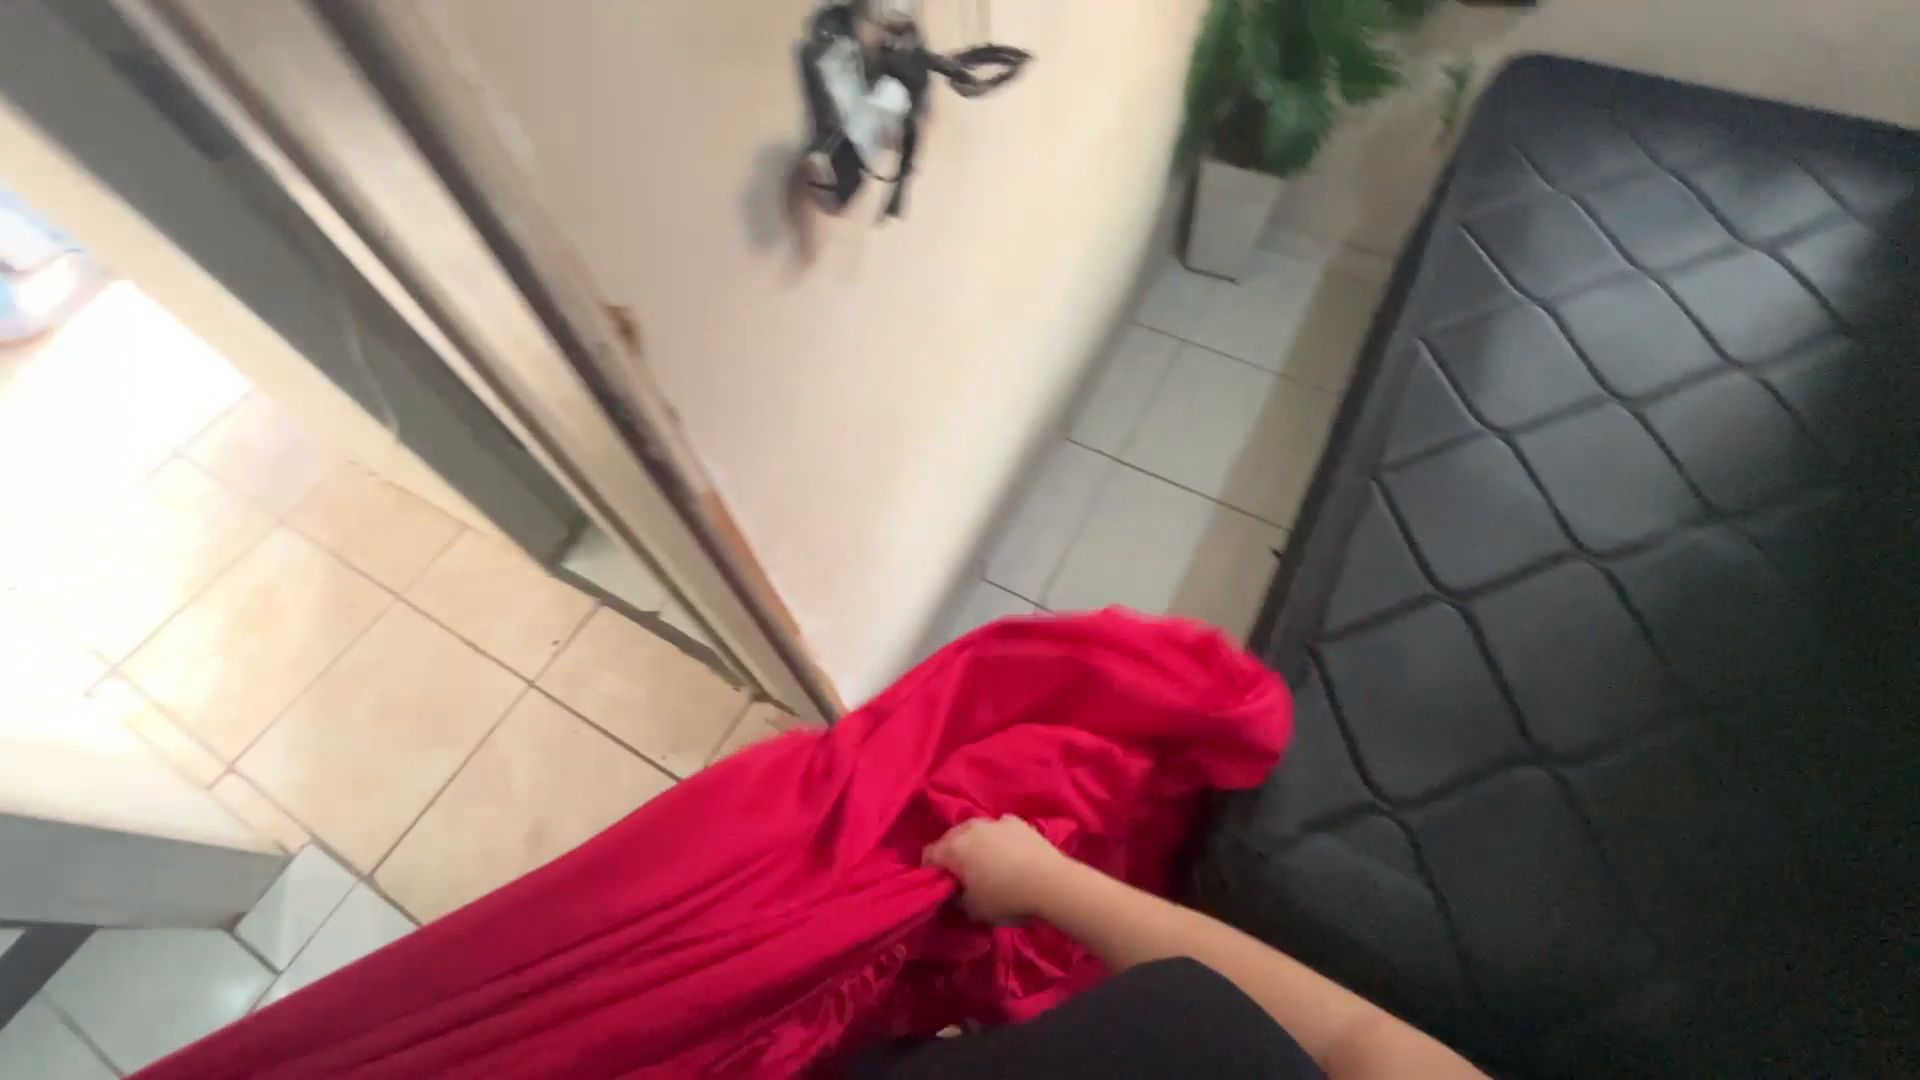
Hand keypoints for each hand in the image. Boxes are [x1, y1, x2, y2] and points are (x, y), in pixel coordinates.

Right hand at [922, 815, 1073, 923]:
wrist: (1050, 882)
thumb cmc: (1006, 898)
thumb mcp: (973, 909)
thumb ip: (955, 898)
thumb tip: (951, 891)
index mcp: (954, 847)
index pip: (928, 855)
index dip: (931, 872)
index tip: (941, 887)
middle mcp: (970, 827)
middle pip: (951, 838)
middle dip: (952, 855)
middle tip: (963, 877)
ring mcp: (995, 821)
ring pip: (976, 831)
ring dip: (976, 845)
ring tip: (989, 865)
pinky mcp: (1017, 822)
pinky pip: (999, 830)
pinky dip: (999, 840)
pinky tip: (1011, 856)